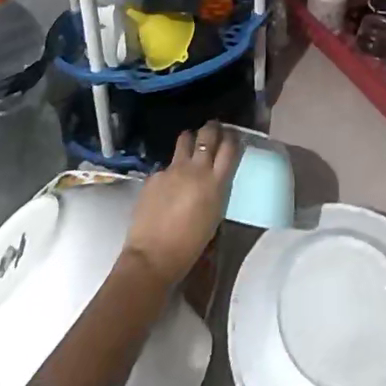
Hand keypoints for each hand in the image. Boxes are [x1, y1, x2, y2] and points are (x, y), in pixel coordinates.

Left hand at [123, 121, 241, 284]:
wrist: (153, 257)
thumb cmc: (190, 245)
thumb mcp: (214, 215)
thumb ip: (216, 190)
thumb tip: (214, 178)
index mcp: (215, 182)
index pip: (229, 147)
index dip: (232, 137)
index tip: (232, 135)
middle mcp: (196, 169)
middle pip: (208, 135)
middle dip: (212, 128)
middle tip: (213, 129)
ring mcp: (173, 169)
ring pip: (185, 139)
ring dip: (190, 139)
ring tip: (190, 146)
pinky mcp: (154, 175)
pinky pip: (166, 166)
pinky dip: (170, 171)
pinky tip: (166, 186)